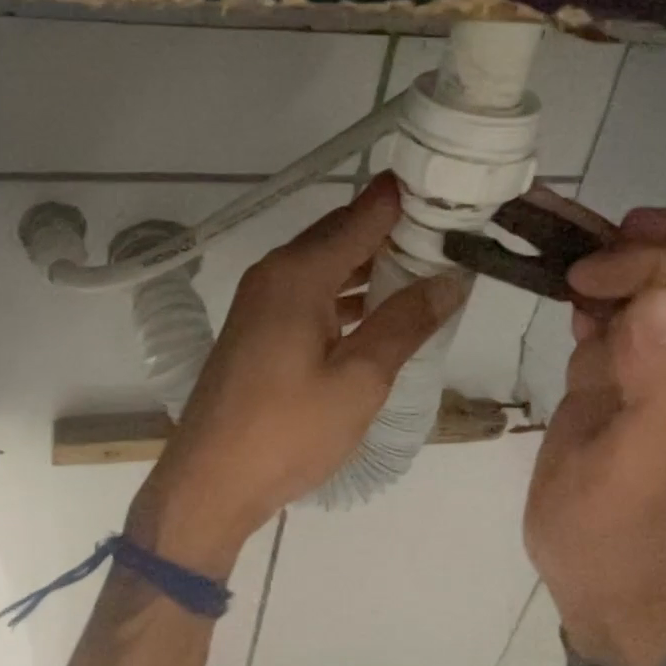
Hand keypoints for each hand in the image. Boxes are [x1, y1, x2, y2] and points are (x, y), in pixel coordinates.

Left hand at [128, 174, 467, 575]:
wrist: (211, 478)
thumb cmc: (287, 430)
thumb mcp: (358, 380)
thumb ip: (405, 323)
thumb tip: (451, 277)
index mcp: (298, 273)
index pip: (361, 216)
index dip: (403, 198)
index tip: (452, 186)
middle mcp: (276, 272)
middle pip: (341, 233)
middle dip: (394, 228)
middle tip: (454, 228)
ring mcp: (263, 298)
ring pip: (327, 262)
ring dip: (372, 261)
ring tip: (432, 263)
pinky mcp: (260, 325)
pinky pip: (312, 290)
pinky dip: (349, 290)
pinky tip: (384, 306)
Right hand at [524, 207, 665, 665]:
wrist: (589, 577)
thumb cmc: (612, 532)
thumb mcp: (636, 468)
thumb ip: (661, 389)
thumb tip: (661, 298)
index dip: (654, 266)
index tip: (584, 277)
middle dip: (634, 240)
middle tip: (566, 227)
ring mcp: (658, 367)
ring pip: (645, 284)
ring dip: (601, 248)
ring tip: (542, 220)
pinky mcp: (619, 371)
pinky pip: (611, 310)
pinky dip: (581, 282)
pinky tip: (550, 273)